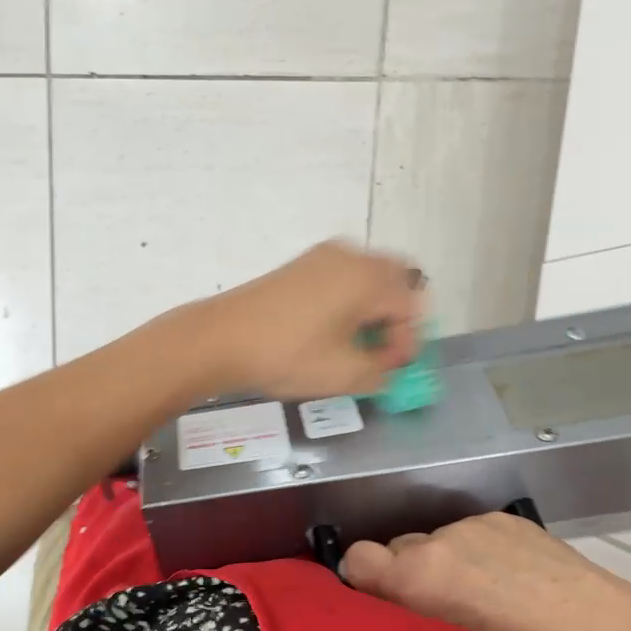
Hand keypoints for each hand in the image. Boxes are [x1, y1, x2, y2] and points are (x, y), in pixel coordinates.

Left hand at [190, 240, 424, 398]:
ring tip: (353, 349)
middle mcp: (351, 256)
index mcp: (369, 277)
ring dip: (370, 312)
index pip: (410, 306)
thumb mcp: (343, 375)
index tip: (390, 370)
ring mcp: (321, 257)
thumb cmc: (287, 355)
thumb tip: (388, 368)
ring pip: (366, 281)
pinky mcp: (297, 267)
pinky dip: (346, 304)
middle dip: (394, 321)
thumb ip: (380, 372)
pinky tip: (328, 335)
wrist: (220, 339)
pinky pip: (340, 281)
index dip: (406, 342)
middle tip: (379, 355)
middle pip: (394, 283)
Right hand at [339, 513, 630, 630]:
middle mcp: (439, 539)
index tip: (380, 595)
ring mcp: (473, 524)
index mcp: (420, 574)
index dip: (362, 574)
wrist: (600, 622)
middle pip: (397, 548)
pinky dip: (475, 549)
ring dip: (445, 559)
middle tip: (439, 602)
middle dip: (409, 569)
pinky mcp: (503, 517)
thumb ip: (411, 601)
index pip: (358, 557)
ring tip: (482, 590)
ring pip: (435, 540)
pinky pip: (468, 532)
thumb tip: (384, 588)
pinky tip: (506, 574)